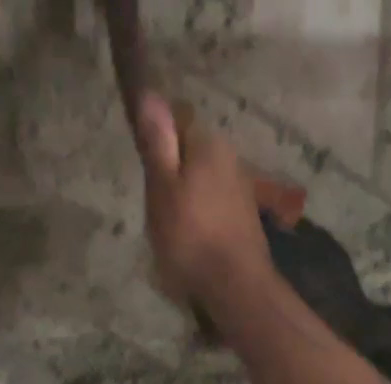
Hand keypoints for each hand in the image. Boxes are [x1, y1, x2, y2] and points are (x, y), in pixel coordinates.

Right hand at [135, 93, 275, 308]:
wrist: (234, 283)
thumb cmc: (190, 237)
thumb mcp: (162, 189)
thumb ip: (157, 143)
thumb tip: (149, 94)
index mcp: (207, 143)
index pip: (178, 119)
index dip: (158, 139)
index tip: (144, 167)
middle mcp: (230, 156)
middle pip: (192, 151)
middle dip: (172, 168)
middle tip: (153, 202)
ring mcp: (241, 186)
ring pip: (203, 177)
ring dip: (186, 194)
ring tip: (170, 224)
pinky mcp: (245, 214)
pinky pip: (214, 201)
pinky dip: (200, 212)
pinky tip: (191, 236)